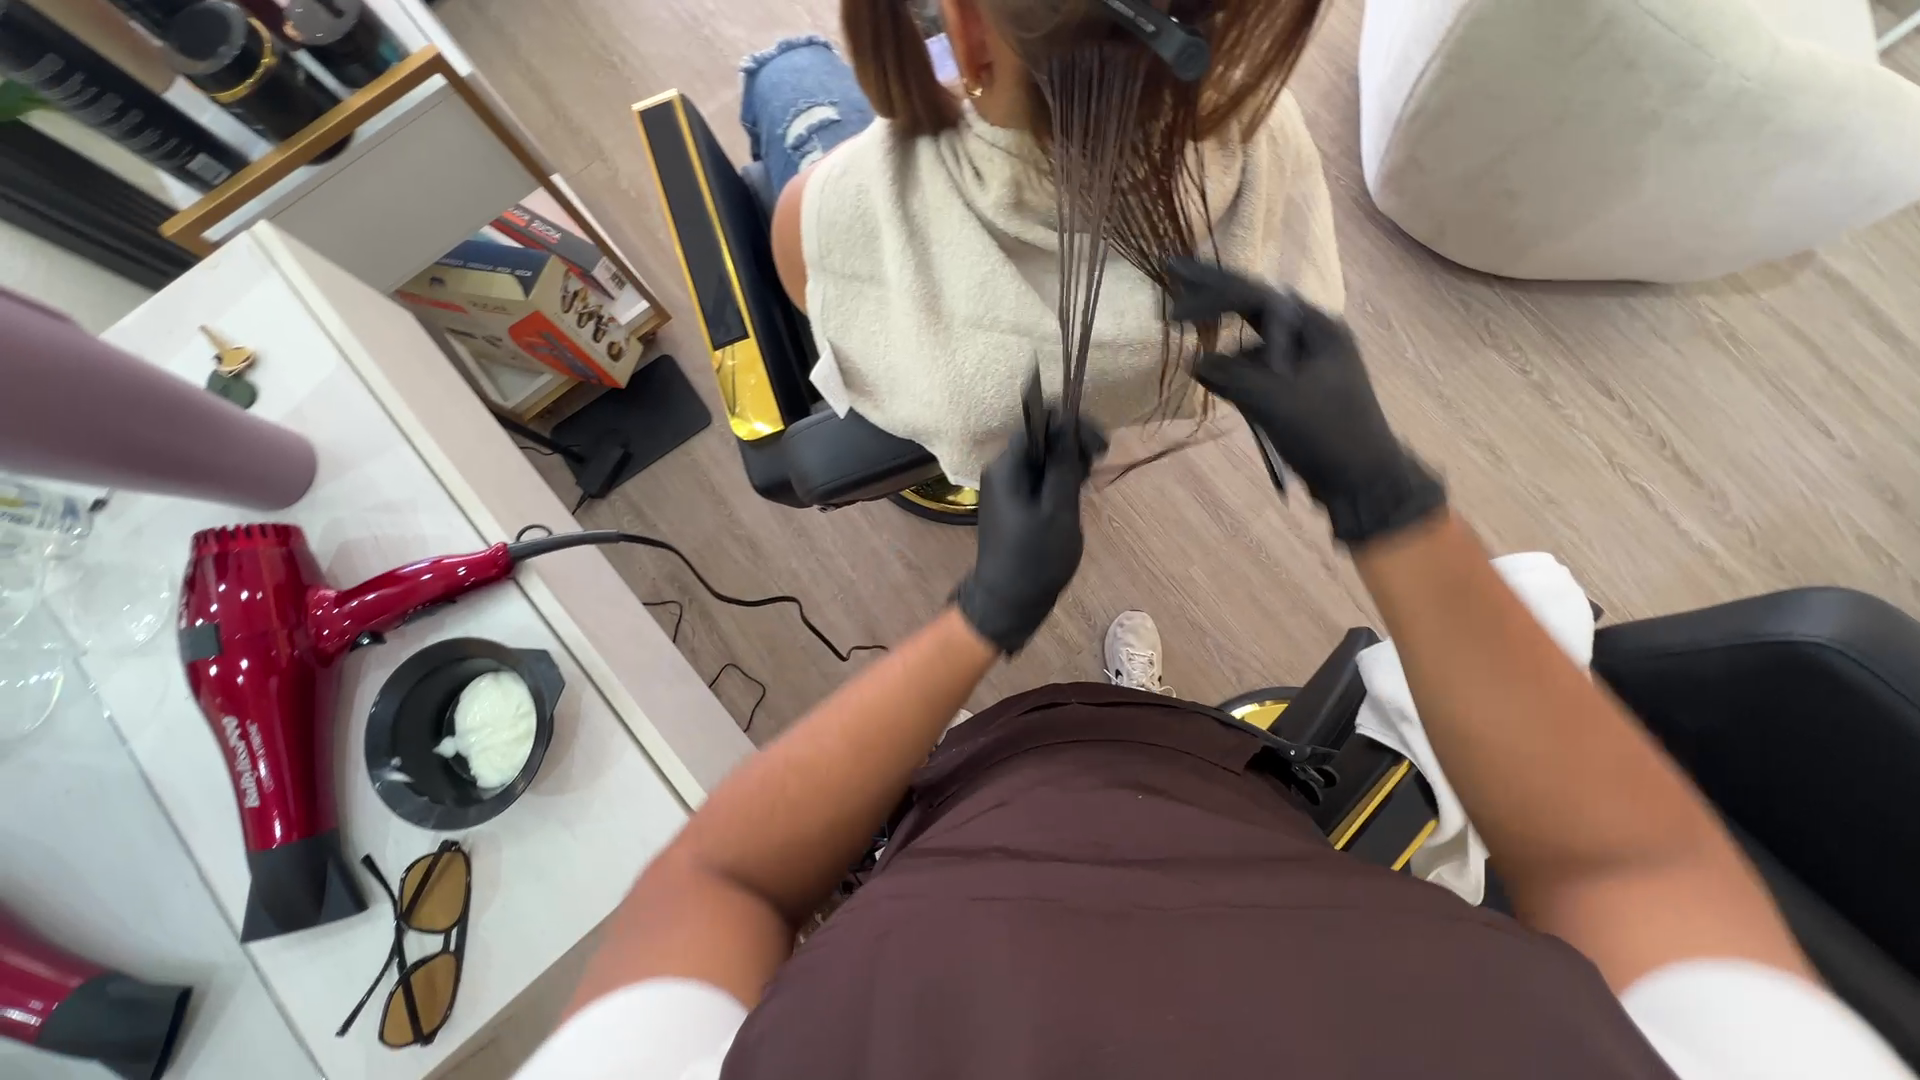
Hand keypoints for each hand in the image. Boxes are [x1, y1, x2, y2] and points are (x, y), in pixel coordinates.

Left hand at [954, 416, 1105, 653]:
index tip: (1100, 447)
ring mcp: (1004, 489)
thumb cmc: (1037, 557)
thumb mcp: (1059, 509)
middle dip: (1072, 446)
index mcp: (1007, 467)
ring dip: (1067, 465)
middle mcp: (1001, 472)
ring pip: (1041, 461)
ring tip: (1087, 485)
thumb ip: (1063, 464)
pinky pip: (1036, 481)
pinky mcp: (1012, 505)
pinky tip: (1073, 496)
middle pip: (1040, 441)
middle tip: (1097, 468)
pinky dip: (1057, 482)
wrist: (1008, 601)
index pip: (1040, 424)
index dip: (1072, 427)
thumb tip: (1067, 424)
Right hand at [1168, 258, 1445, 546]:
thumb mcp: (1273, 400)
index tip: (1174, 282)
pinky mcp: (1297, 391)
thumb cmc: (1325, 433)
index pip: (1256, 296)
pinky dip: (1234, 372)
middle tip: (1175, 276)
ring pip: (1254, 343)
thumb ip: (1230, 376)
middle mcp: (1311, 337)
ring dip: (1225, 343)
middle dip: (1215, 299)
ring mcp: (1305, 365)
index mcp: (1315, 327)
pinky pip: (1258, 371)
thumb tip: (1195, 362)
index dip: (1212, 289)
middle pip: (1255, 309)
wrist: (1362, 480)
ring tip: (1192, 343)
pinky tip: (1213, 379)